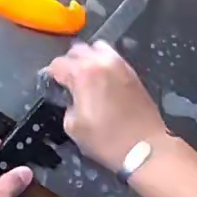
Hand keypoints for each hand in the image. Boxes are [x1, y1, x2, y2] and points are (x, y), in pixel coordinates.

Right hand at [45, 40, 170, 168]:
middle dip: (69, 63)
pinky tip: (102, 80)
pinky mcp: (133, 73)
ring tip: (86, 76)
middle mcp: (101, 62)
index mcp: (82, 74)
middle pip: (77, 50)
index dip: (51, 75)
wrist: (145, 147)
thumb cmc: (106, 139)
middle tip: (67, 81)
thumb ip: (67, 104)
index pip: (58, 63)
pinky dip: (104, 64)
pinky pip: (113, 58)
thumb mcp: (72, 126)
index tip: (52, 85)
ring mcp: (120, 65)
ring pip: (97, 48)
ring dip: (88, 59)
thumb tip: (71, 98)